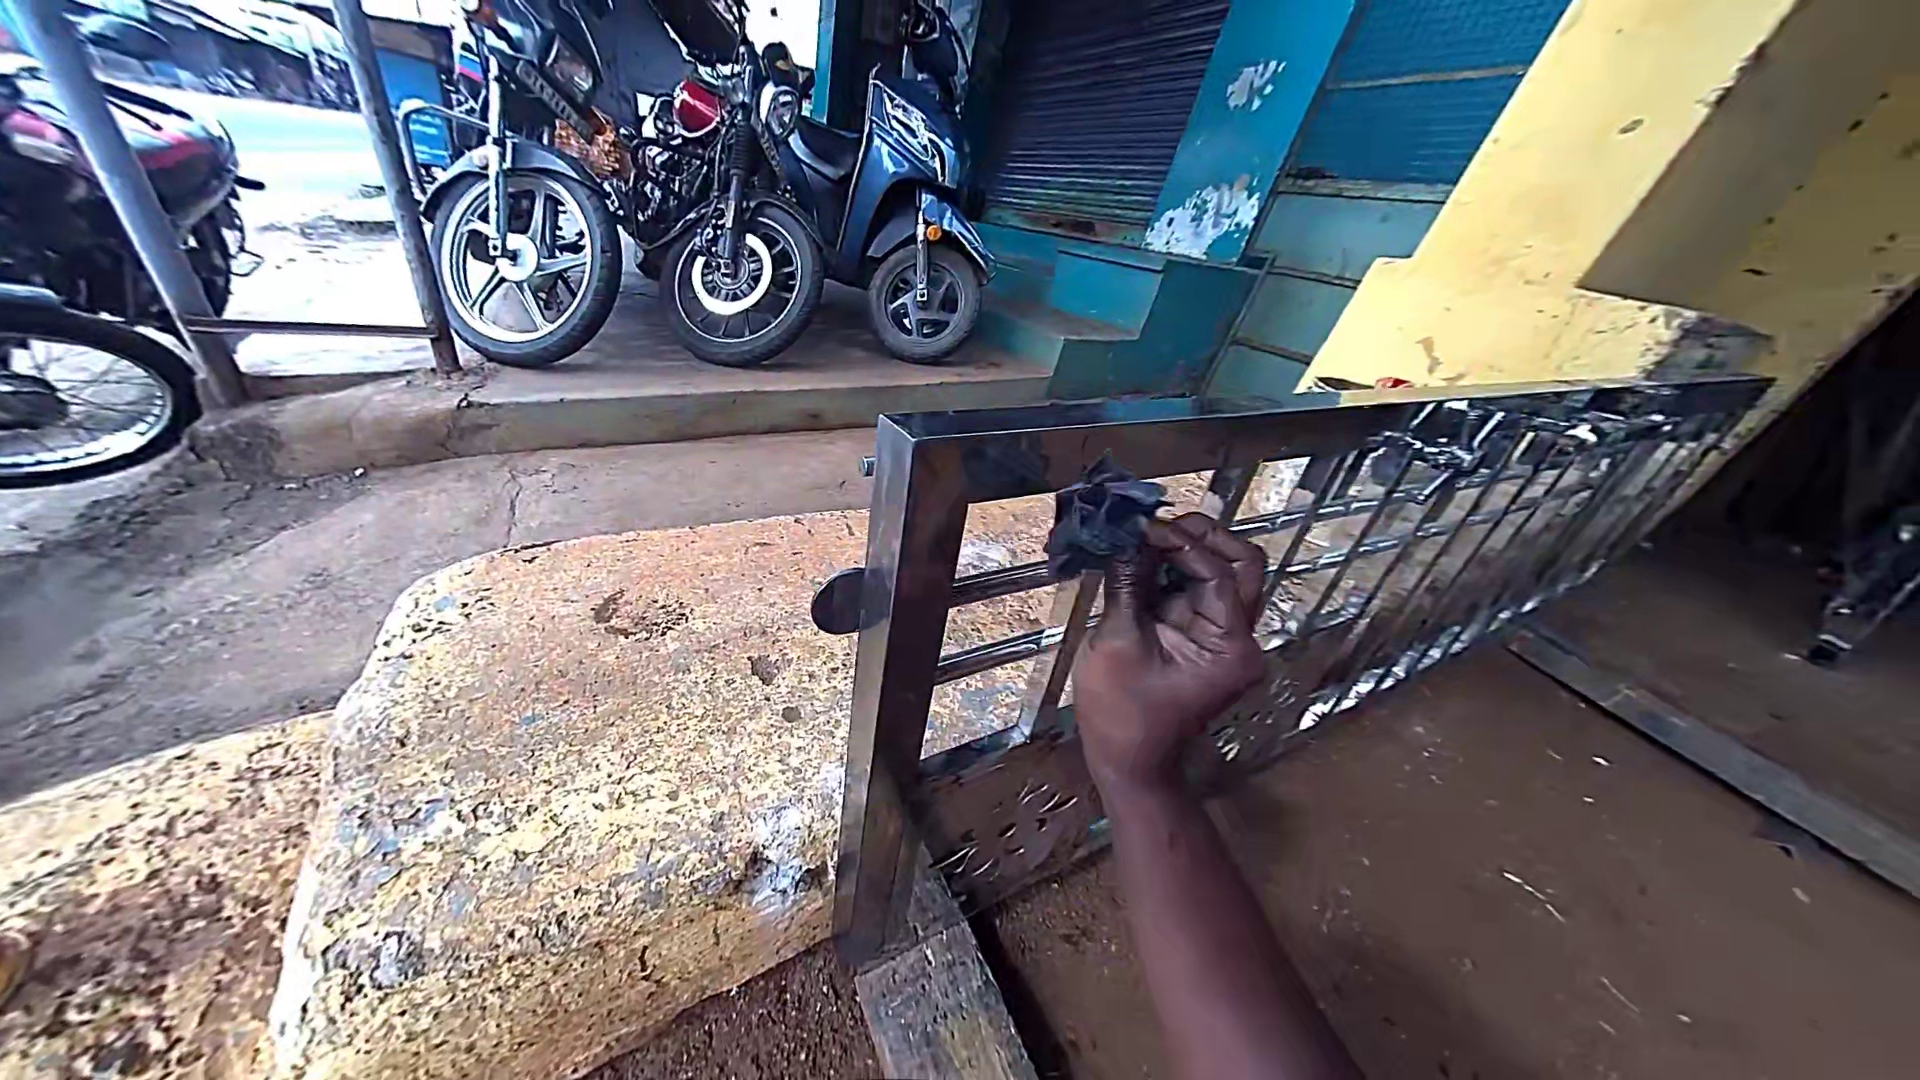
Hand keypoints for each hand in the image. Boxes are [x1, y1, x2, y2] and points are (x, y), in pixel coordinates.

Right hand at [1073, 513, 1268, 798]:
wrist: (1127, 760)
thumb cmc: (1121, 712)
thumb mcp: (1118, 643)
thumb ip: (1127, 584)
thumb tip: (1124, 537)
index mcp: (1230, 647)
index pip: (1218, 575)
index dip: (1180, 544)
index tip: (1141, 526)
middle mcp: (1238, 638)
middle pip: (1240, 567)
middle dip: (1201, 538)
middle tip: (1157, 526)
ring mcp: (1222, 638)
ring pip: (1221, 574)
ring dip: (1186, 551)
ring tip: (1145, 537)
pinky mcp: (1201, 638)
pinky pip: (1196, 591)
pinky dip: (1172, 571)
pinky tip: (1142, 559)